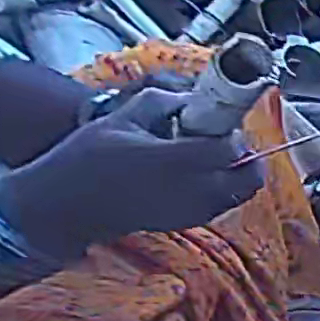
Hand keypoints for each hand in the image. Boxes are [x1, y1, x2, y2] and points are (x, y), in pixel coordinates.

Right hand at [0, 88, 266, 257]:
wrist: (69, 205)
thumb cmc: (89, 156)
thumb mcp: (120, 119)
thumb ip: (161, 102)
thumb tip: (193, 99)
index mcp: (175, 161)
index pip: (231, 149)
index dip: (234, 136)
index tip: (222, 127)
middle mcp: (194, 189)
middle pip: (251, 177)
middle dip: (248, 157)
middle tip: (229, 144)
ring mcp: (197, 209)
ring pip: (243, 192)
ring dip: (239, 173)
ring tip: (213, 160)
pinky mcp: (194, 221)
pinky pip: (227, 203)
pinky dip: (226, 188)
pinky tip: (201, 176)